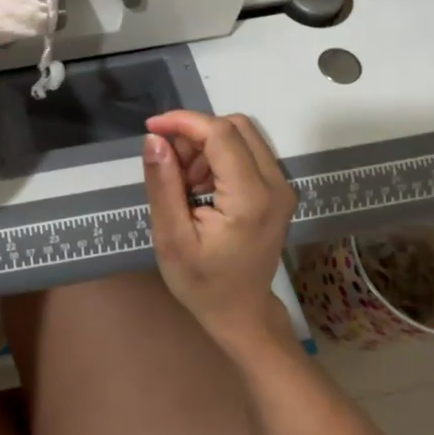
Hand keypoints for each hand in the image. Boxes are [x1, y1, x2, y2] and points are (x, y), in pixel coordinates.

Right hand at [141, 111, 297, 339]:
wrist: (240, 312)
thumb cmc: (202, 282)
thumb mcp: (171, 238)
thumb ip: (163, 185)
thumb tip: (154, 139)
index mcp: (250, 198)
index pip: (220, 134)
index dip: (183, 122)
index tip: (151, 130)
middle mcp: (275, 185)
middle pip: (235, 127)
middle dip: (195, 134)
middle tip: (170, 166)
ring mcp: (281, 187)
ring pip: (242, 136)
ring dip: (206, 146)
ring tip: (184, 183)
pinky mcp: (278, 190)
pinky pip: (248, 152)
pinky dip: (219, 157)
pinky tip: (201, 187)